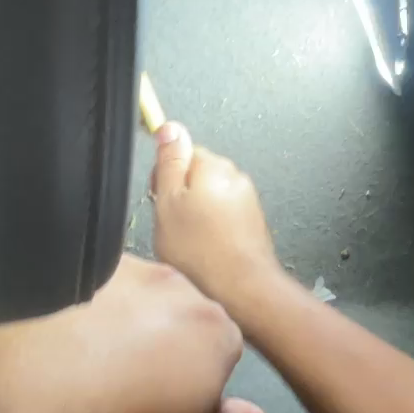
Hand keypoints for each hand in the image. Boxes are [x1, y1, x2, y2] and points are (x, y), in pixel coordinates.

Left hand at [0, 255, 267, 412]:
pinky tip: (53, 336)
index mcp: (214, 332)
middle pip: (178, 312)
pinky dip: (78, 304)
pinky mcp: (72, 263)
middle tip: (120, 384)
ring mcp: (121, 267)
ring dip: (119, 319)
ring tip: (79, 361)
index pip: (221, 351)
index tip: (160, 404)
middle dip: (161, 340)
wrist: (16, 407)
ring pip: (132, 295)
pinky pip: (87, 283)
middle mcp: (176, 286)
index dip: (193, 380)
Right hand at [150, 122, 282, 304]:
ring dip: (198, 214)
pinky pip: (224, 215)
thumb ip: (170, 162)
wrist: (241, 286)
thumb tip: (169, 127)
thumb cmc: (199, 249)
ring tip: (190, 241)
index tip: (161, 199)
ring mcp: (247, 199)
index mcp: (212, 166)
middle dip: (182, 196)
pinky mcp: (252, 221)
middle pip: (197, 174)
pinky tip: (206, 248)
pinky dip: (213, 228)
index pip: (182, 152)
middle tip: (173, 224)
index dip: (165, 177)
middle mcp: (234, 175)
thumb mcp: (169, 202)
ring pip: (210, 197)